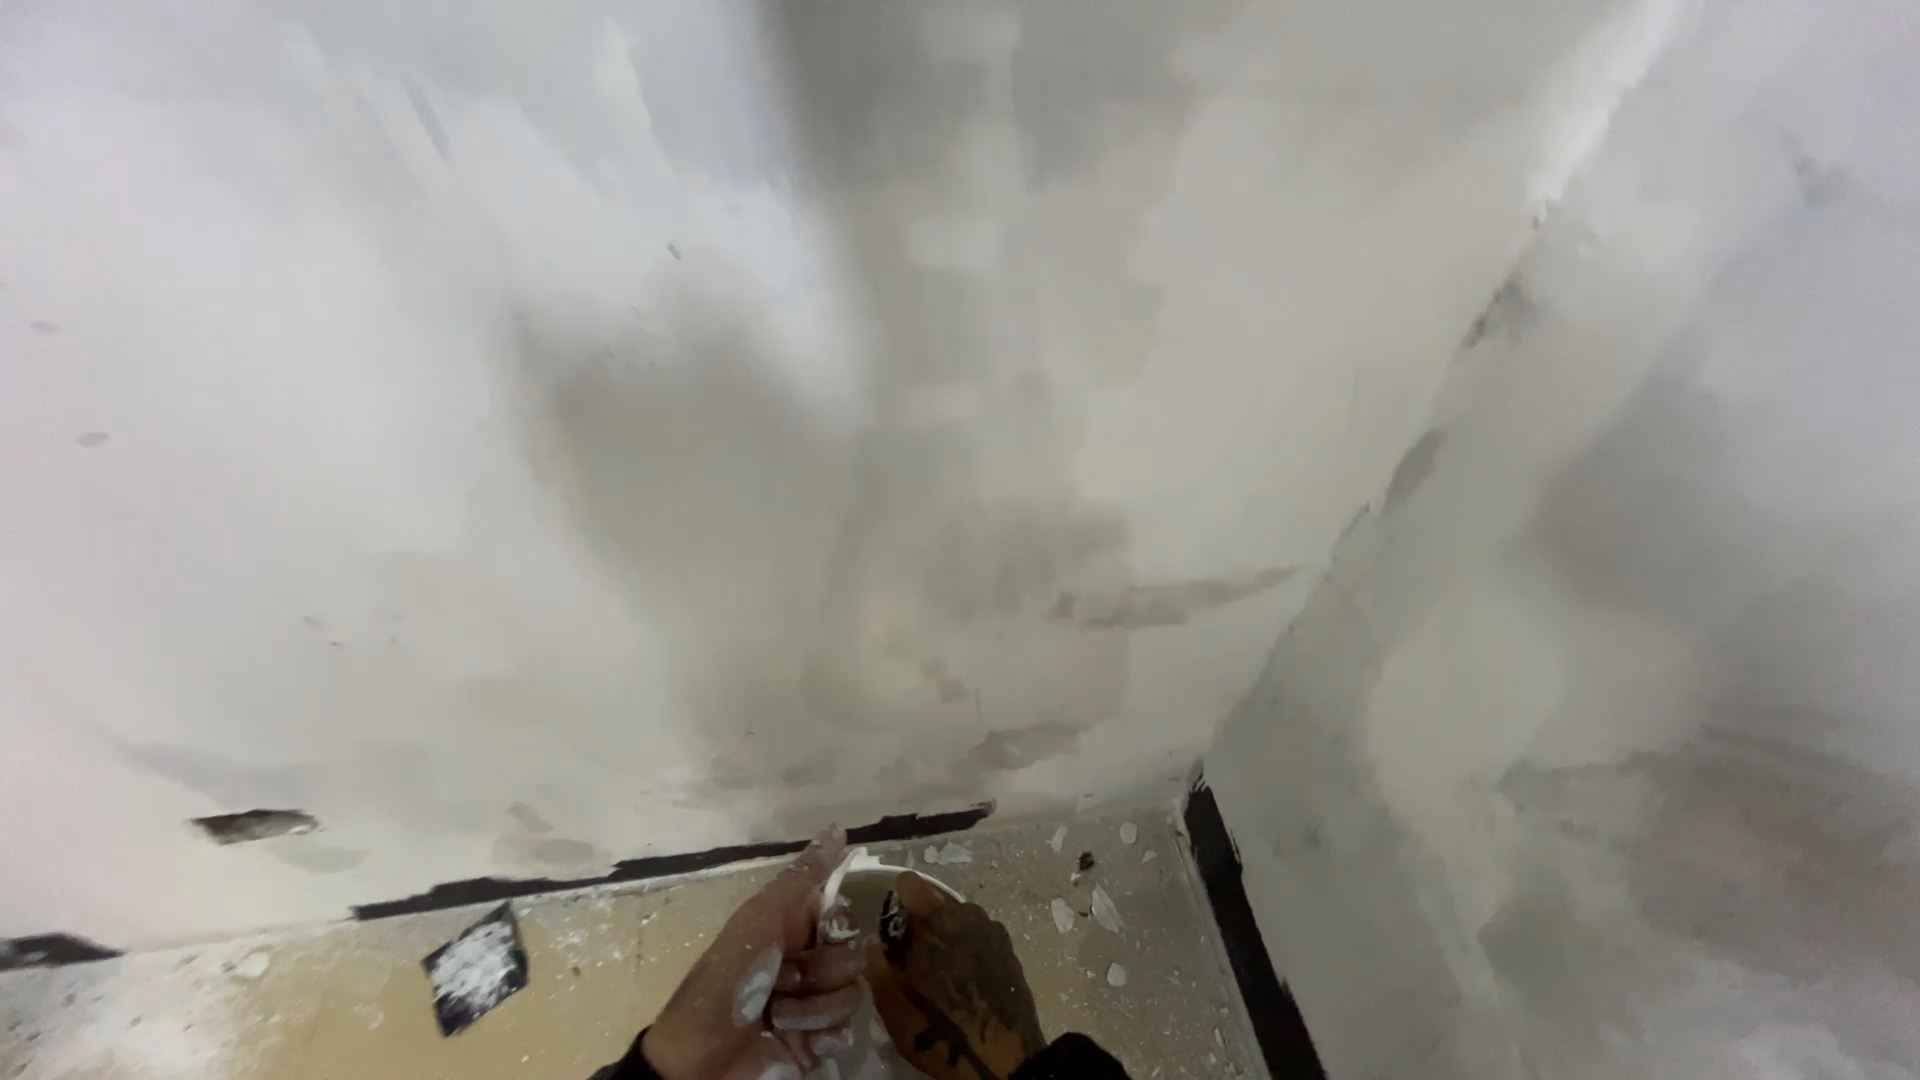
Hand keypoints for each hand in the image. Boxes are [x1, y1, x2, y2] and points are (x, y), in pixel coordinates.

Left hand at [643, 826, 865, 1079]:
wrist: (700, 1063)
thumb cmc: (727, 981)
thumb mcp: (760, 919)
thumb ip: (803, 876)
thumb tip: (839, 827)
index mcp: (792, 925)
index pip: (843, 911)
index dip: (838, 923)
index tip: (823, 932)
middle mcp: (808, 959)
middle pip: (854, 952)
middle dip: (823, 969)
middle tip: (788, 980)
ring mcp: (815, 1002)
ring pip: (853, 991)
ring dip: (815, 1007)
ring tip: (780, 1015)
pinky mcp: (819, 1042)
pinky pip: (848, 1029)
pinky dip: (821, 1035)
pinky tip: (796, 1041)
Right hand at [866, 871, 1047, 1079]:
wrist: (1002, 1058)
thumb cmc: (940, 1030)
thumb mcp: (894, 1007)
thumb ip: (878, 967)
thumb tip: (872, 942)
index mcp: (934, 919)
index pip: (910, 883)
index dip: (898, 898)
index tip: (893, 924)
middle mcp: (964, 913)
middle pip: (935, 901)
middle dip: (922, 921)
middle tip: (914, 956)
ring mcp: (990, 928)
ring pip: (959, 917)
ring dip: (948, 932)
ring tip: (942, 969)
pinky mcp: (1008, 947)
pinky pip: (980, 933)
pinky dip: (969, 945)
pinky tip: (967, 976)